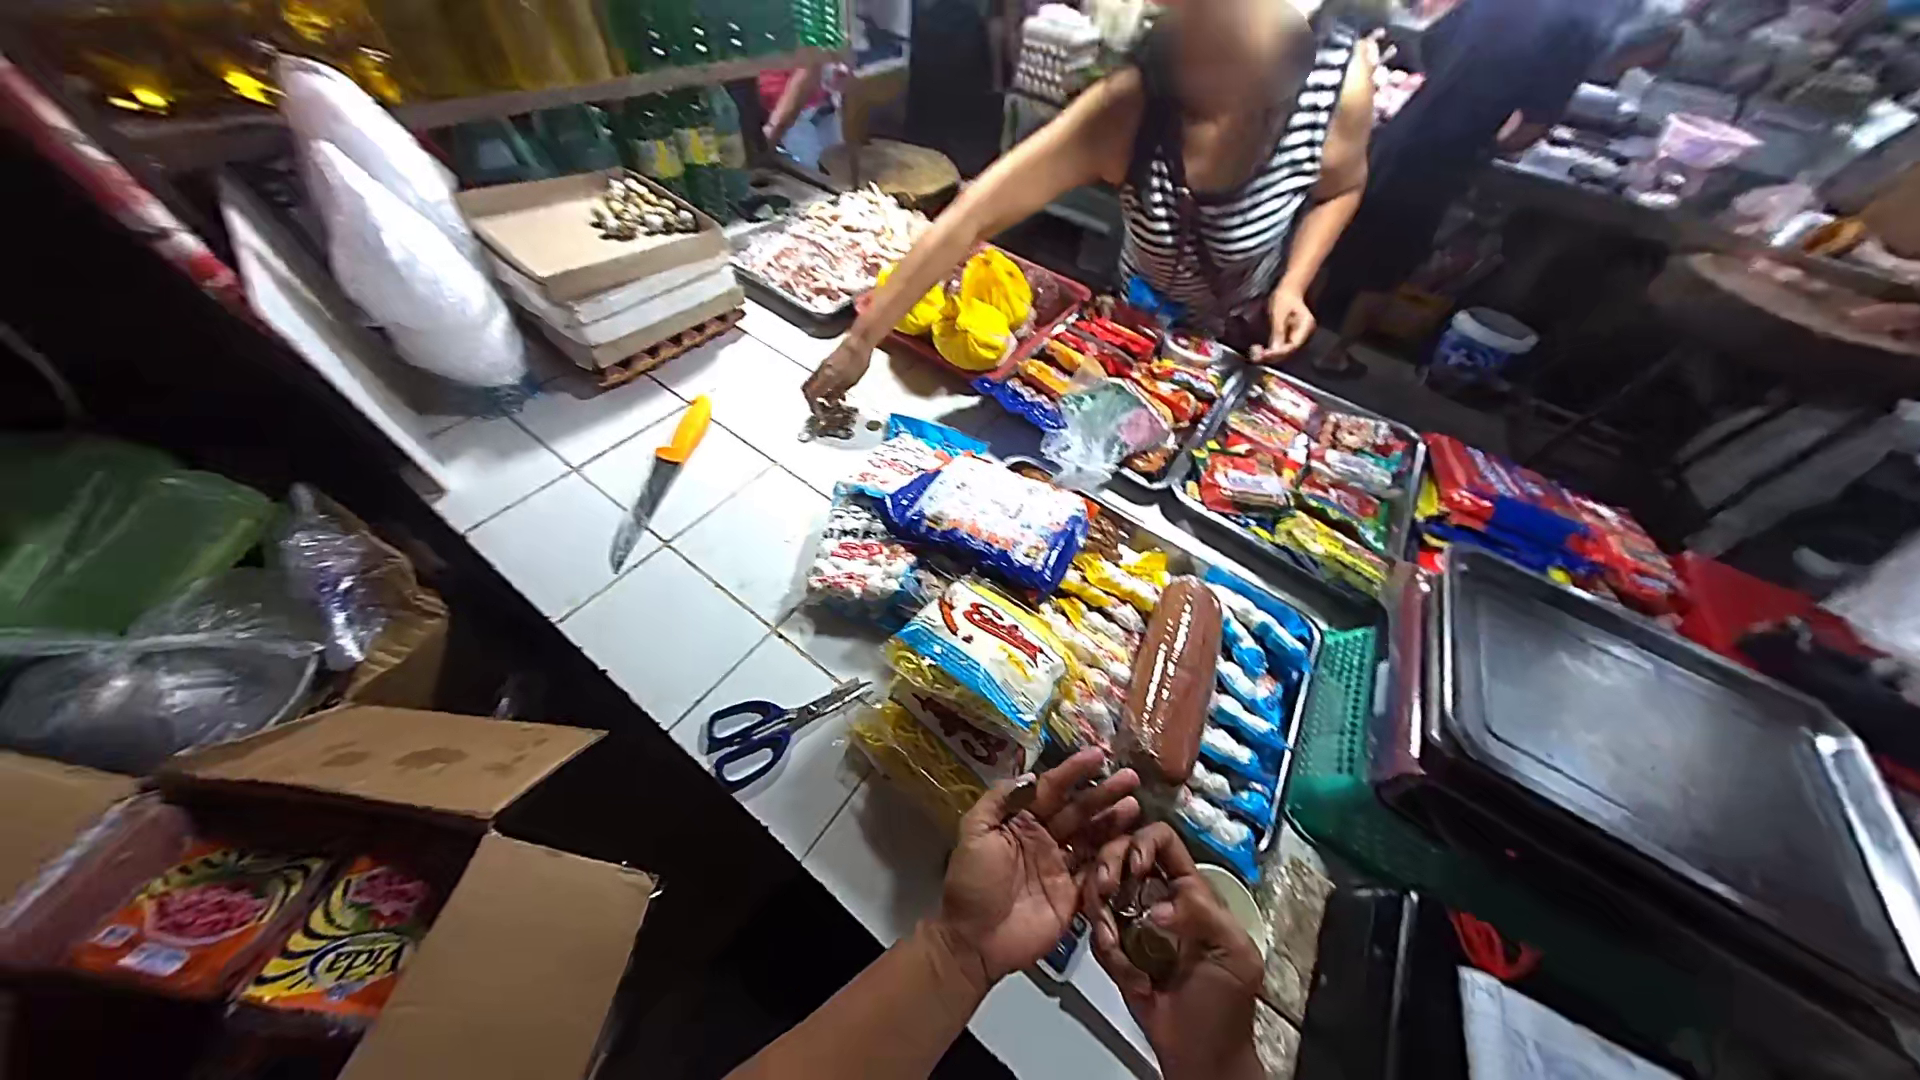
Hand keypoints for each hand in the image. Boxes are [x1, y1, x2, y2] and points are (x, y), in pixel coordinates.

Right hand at [801, 338, 873, 415]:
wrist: (859, 342)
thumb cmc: (858, 360)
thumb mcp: (850, 380)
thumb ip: (838, 391)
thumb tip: (830, 402)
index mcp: (826, 376)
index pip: (811, 394)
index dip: (813, 406)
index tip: (820, 415)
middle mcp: (821, 371)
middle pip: (808, 389)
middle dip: (812, 402)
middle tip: (822, 410)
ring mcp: (823, 367)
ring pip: (813, 384)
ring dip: (819, 395)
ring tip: (831, 403)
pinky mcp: (827, 364)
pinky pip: (820, 378)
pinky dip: (824, 388)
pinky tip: (836, 393)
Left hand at [934, 749, 1141, 986]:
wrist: (973, 940)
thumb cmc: (971, 881)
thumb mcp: (975, 831)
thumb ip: (1000, 800)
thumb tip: (1032, 775)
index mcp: (1022, 819)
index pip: (1052, 789)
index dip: (1074, 772)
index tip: (1098, 755)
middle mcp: (1045, 836)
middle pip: (1079, 810)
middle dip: (1104, 794)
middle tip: (1131, 778)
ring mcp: (1061, 866)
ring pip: (1092, 837)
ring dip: (1113, 822)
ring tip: (1135, 807)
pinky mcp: (1074, 895)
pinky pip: (1097, 873)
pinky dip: (1114, 860)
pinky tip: (1132, 846)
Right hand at [1082, 824, 1264, 1079]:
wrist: (1201, 1057)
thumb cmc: (1226, 1005)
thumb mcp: (1235, 953)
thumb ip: (1204, 915)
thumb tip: (1158, 908)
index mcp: (1187, 887)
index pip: (1161, 840)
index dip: (1144, 842)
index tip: (1136, 867)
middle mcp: (1154, 893)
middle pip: (1120, 851)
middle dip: (1107, 865)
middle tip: (1107, 889)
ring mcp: (1130, 917)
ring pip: (1098, 884)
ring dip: (1099, 909)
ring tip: (1112, 942)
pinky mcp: (1113, 944)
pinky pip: (1094, 929)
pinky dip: (1102, 945)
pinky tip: (1124, 971)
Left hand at [1252, 287, 1314, 363]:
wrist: (1287, 291)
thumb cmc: (1284, 298)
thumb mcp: (1279, 313)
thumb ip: (1278, 331)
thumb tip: (1275, 349)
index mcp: (1305, 327)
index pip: (1293, 346)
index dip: (1278, 353)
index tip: (1264, 354)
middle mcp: (1303, 334)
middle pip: (1288, 351)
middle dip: (1272, 356)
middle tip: (1255, 355)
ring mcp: (1296, 336)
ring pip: (1282, 351)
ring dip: (1268, 355)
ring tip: (1254, 353)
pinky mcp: (1288, 337)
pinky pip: (1279, 347)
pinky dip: (1269, 351)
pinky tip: (1258, 350)